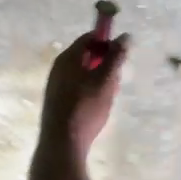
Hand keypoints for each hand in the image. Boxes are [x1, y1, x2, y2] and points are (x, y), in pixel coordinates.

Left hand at [40, 31, 130, 155]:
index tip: (120, 55)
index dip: (107, 42)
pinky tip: (96, 107)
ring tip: (108, 97)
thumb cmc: (86, 107)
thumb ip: (116, 56)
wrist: (62, 144)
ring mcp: (55, 85)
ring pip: (83, 73)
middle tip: (115, 79)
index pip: (90, 38)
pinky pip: (77, 87)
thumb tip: (125, 36)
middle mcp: (58, 67)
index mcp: (68, 57)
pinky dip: (89, 91)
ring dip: (99, 79)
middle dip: (105, 64)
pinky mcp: (56, 101)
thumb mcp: (106, 79)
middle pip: (87, 56)